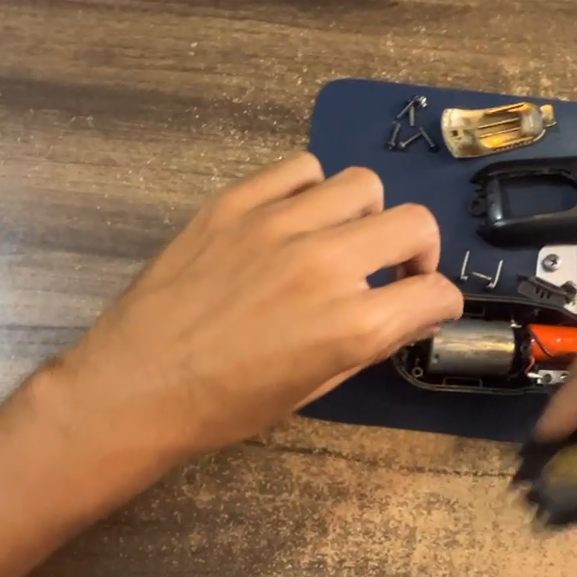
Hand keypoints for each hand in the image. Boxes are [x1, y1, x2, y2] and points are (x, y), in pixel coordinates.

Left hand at [47, 153, 461, 456]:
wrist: (136, 386)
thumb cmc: (225, 406)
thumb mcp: (310, 390)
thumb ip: (365, 344)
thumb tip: (400, 314)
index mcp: (349, 325)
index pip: (434, 293)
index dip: (439, 304)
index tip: (424, 308)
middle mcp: (324, 265)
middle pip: (413, 225)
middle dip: (419, 253)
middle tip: (392, 274)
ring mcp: (278, 225)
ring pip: (361, 185)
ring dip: (366, 216)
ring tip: (340, 241)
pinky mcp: (235, 204)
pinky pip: (300, 169)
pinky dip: (312, 192)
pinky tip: (295, 221)